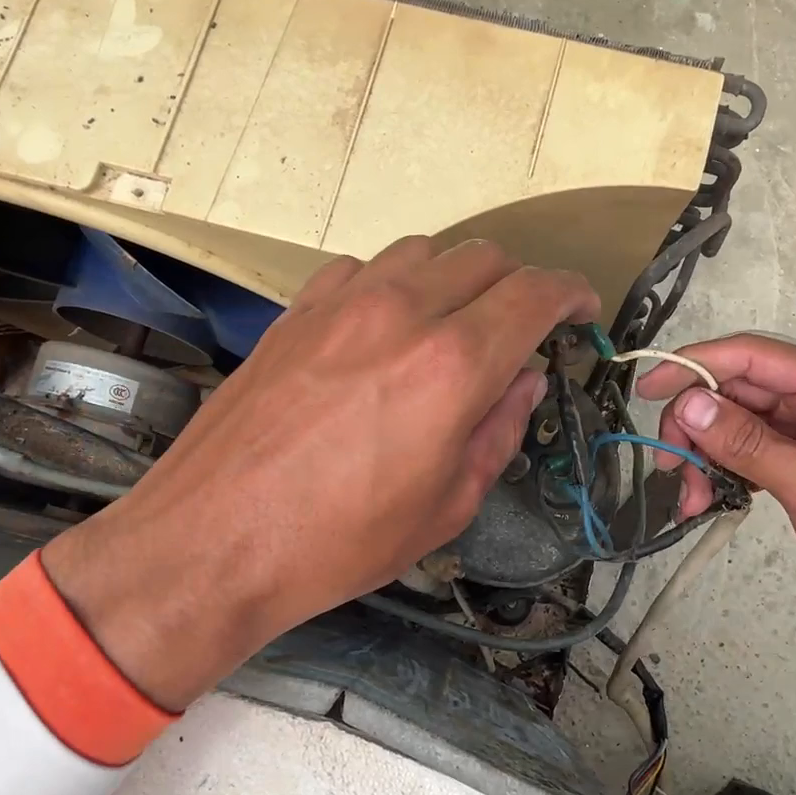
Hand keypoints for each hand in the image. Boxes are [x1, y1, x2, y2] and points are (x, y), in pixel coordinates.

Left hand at [43, 237, 598, 708]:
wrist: (213, 540)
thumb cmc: (338, 542)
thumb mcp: (446, 506)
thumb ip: (498, 431)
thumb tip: (523, 379)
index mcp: (452, 365)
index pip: (534, 293)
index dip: (571, 294)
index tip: (582, 311)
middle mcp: (401, 312)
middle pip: (484, 258)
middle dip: (519, 286)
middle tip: (522, 329)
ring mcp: (341, 303)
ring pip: (424, 252)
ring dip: (456, 280)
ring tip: (454, 326)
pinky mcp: (296, 311)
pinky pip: (362, 269)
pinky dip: (394, 285)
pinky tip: (385, 328)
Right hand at [636, 334, 795, 640]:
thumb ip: (749, 443)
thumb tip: (688, 404)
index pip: (750, 355)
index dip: (693, 365)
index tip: (646, 390)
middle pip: (733, 388)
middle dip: (694, 424)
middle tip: (671, 466)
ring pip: (731, 420)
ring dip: (702, 454)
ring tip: (690, 497)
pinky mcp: (795, 454)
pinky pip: (742, 448)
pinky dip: (718, 470)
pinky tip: (705, 499)